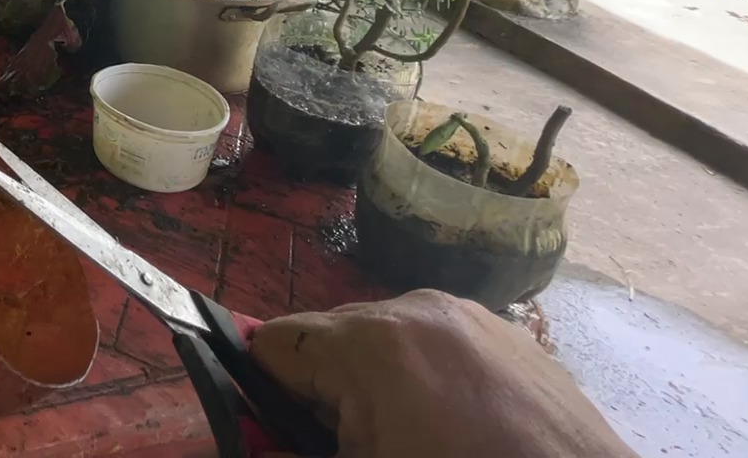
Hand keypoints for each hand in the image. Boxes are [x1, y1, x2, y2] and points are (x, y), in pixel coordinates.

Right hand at [251, 289, 635, 457]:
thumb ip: (283, 451)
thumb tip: (244, 437)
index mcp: (366, 342)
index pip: (270, 343)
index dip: (277, 392)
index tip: (313, 434)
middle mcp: (405, 305)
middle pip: (323, 336)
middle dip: (330, 386)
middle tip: (377, 443)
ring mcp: (460, 311)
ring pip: (374, 333)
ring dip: (377, 376)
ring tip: (426, 433)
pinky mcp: (502, 326)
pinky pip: (428, 336)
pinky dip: (426, 371)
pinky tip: (464, 419)